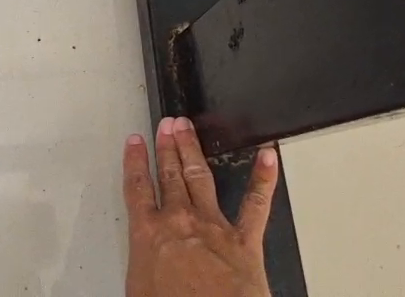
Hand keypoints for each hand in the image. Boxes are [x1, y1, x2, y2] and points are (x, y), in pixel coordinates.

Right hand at [123, 116, 277, 296]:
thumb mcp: (139, 290)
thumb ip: (141, 267)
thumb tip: (143, 272)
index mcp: (149, 236)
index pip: (137, 189)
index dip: (135, 162)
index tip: (135, 142)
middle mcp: (179, 222)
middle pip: (170, 175)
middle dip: (167, 147)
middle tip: (168, 124)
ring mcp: (213, 227)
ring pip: (200, 177)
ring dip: (193, 150)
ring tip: (189, 128)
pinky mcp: (245, 240)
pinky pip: (256, 204)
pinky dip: (264, 178)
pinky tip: (268, 157)